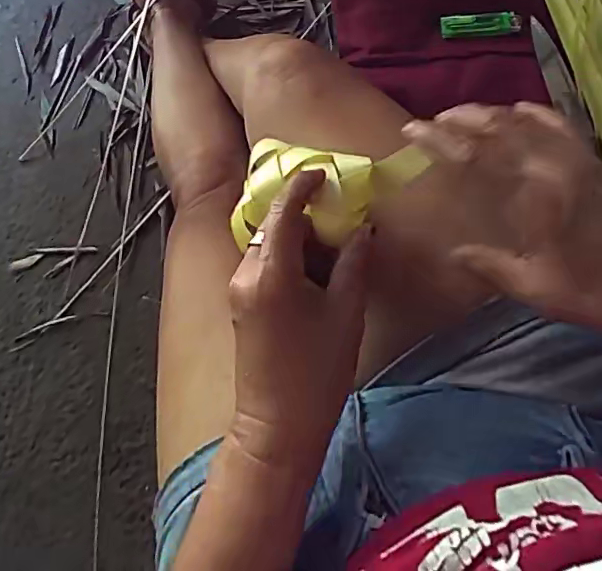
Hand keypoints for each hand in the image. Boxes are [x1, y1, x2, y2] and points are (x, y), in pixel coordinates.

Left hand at [225, 169, 372, 472]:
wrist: (276, 429)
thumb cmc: (316, 373)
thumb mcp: (345, 313)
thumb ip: (353, 262)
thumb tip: (363, 228)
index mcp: (271, 273)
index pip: (283, 210)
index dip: (302, 184)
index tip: (323, 172)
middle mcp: (246, 272)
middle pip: (271, 222)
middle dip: (301, 210)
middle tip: (335, 211)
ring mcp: (238, 287)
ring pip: (266, 240)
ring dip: (294, 232)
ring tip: (329, 243)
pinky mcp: (239, 301)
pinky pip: (261, 259)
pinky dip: (285, 252)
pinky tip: (312, 269)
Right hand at [401, 103, 601, 340]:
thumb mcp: (542, 290)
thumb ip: (493, 266)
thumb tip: (453, 252)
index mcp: (538, 193)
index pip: (478, 155)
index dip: (441, 139)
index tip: (413, 130)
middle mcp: (556, 165)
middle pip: (500, 128)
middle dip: (462, 119)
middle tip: (432, 120)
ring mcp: (581, 159)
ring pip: (528, 122)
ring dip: (493, 113)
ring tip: (465, 114)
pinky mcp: (598, 163)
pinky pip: (560, 126)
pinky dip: (535, 114)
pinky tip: (522, 111)